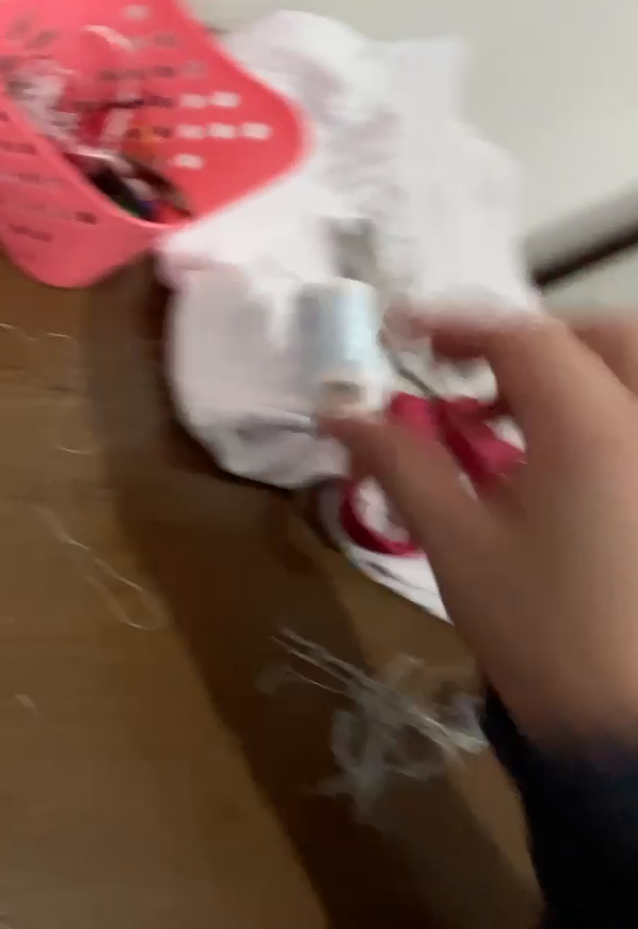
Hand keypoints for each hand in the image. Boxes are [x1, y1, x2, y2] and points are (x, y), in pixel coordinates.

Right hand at [326, 313, 637, 745]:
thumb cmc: (540, 624)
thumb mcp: (451, 538)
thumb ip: (398, 460)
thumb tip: (339, 410)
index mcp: (599, 434)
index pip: (526, 339)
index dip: (453, 324)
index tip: (393, 334)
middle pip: (608, 338)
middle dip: (524, 341)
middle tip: (453, 372)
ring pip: (637, 376)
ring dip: (566, 375)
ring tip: (497, 418)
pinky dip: (599, 413)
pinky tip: (553, 459)